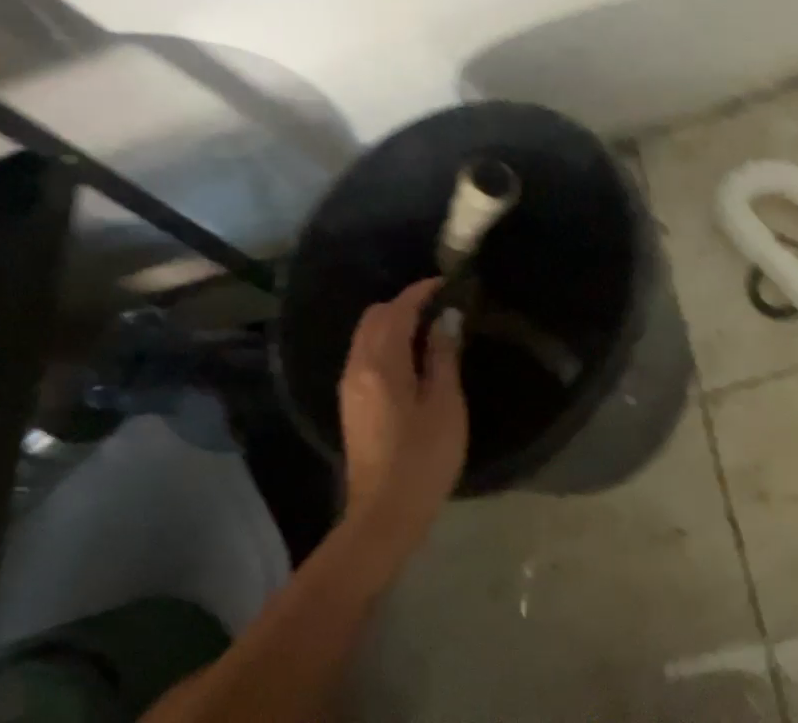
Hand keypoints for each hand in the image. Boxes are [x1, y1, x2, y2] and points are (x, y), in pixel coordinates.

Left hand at [336, 278, 468, 563]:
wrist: (385, 513)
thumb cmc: (423, 457)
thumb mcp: (445, 404)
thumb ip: (443, 356)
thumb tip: (444, 319)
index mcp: (380, 363)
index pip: (397, 310)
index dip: (421, 292)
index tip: (447, 284)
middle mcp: (356, 367)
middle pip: (375, 318)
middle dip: (405, 305)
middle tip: (441, 309)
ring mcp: (349, 387)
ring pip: (367, 337)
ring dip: (395, 325)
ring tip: (432, 333)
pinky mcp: (352, 405)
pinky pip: (366, 357)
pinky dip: (387, 345)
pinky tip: (413, 361)